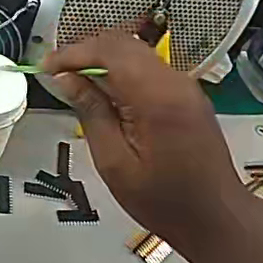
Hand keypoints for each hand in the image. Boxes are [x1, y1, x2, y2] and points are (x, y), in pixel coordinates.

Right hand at [42, 32, 262, 262]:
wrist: (217, 217)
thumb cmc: (164, 201)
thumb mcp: (114, 162)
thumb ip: (91, 113)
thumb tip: (67, 80)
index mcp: (157, 97)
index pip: (109, 51)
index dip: (73, 53)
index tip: (46, 67)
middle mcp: (175, 82)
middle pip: (124, 45)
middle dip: (85, 53)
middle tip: (56, 73)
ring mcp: (185, 87)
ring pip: (136, 54)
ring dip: (103, 61)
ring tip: (74, 83)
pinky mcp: (188, 96)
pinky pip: (149, 70)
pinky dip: (121, 73)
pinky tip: (104, 94)